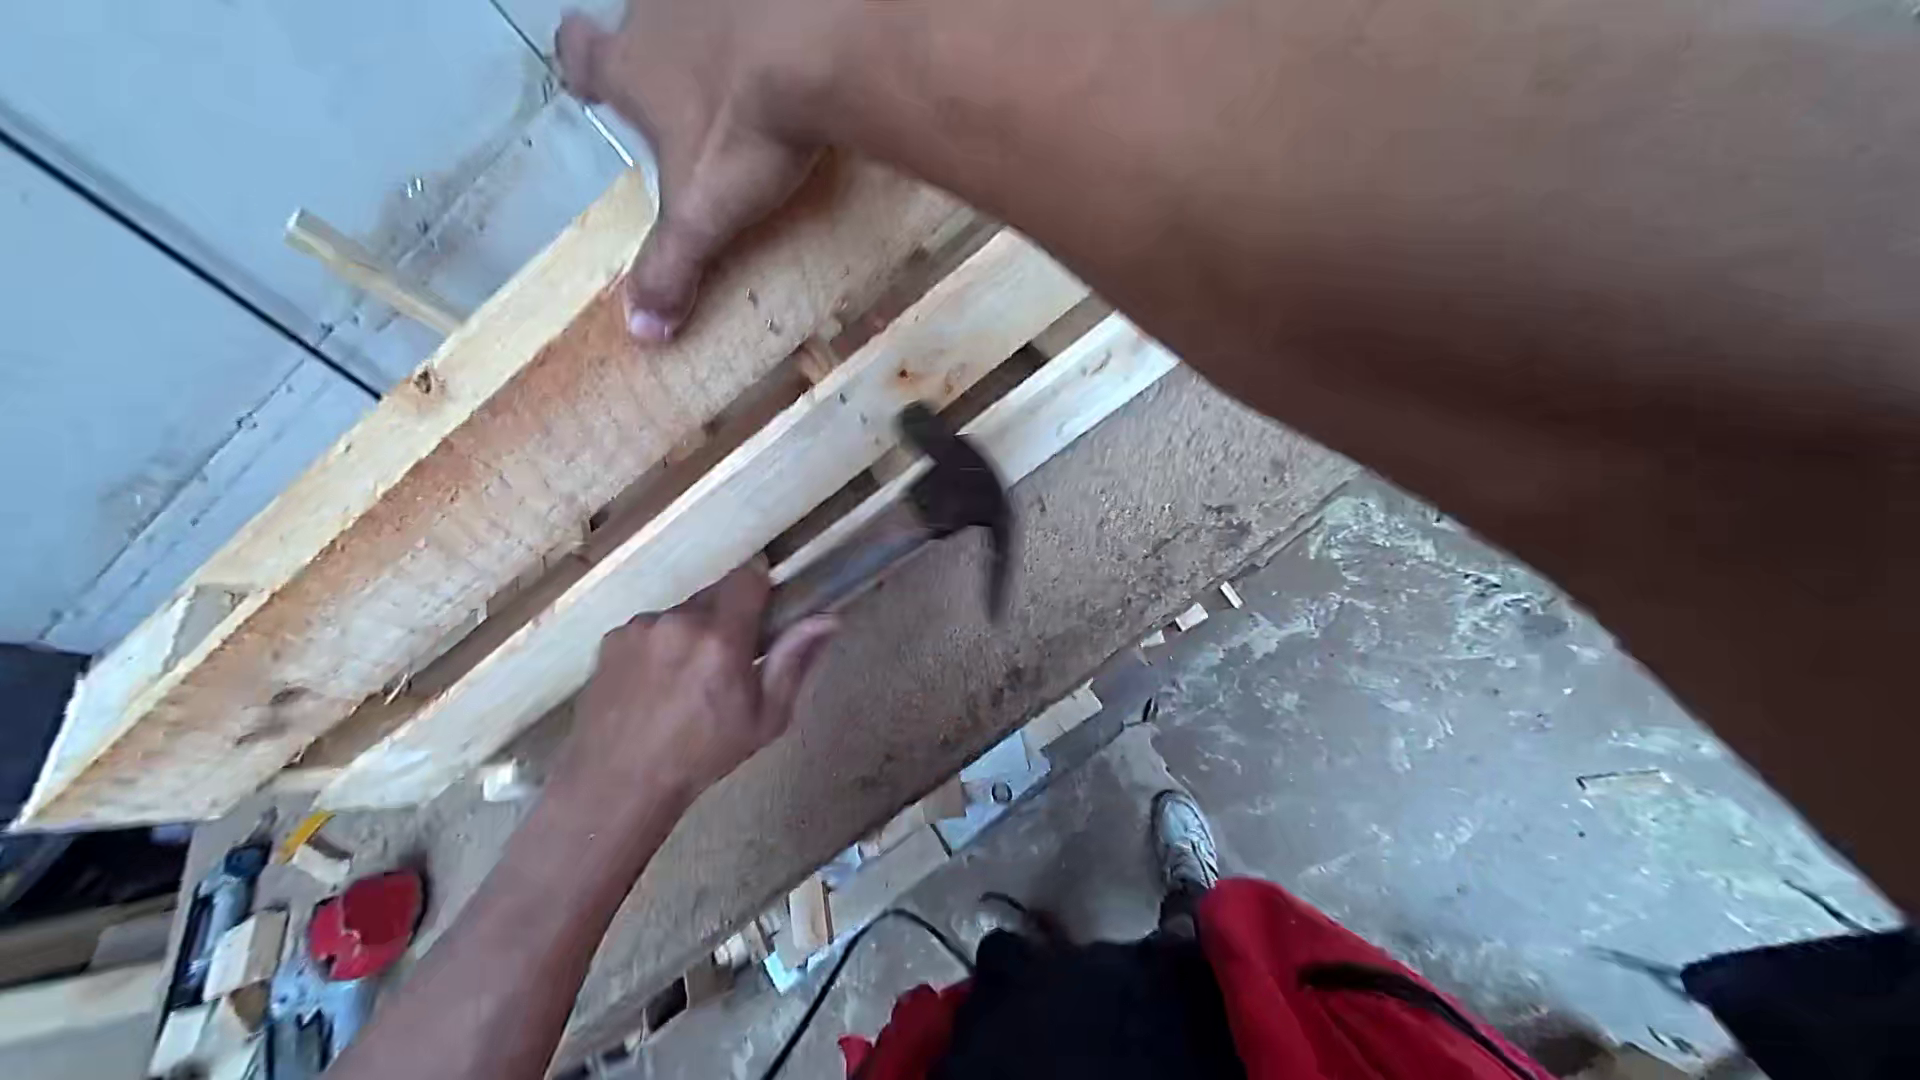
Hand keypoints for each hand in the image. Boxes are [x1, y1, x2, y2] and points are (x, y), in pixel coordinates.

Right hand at [556, 1, 831, 341]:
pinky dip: (771, 24)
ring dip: (716, 35)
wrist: (815, 50)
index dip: (583, 70)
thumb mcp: (704, 217)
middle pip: (642, 25)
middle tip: (688, 90)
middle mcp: (660, 10)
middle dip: (656, 54)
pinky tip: (795, 48)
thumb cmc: (743, 135)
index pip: (582, 57)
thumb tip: (641, 332)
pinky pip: (761, 6)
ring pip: (699, 7)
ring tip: (749, 72)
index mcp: (633, 66)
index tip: (589, 85)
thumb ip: (672, 269)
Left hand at [558, 561, 837, 809]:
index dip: (759, 589)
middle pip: (716, 595)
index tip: (763, 613)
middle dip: (727, 619)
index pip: (748, 576)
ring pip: (682, 613)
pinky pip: (650, 628)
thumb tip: (828, 619)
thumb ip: (795, 660)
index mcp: (720, 638)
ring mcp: (640, 627)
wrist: (616, 785)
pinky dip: (659, 646)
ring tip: (685, 681)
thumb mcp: (766, 718)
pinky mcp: (611, 638)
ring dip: (692, 633)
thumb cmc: (702, 755)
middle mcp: (678, 620)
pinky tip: (654, 685)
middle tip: (726, 662)